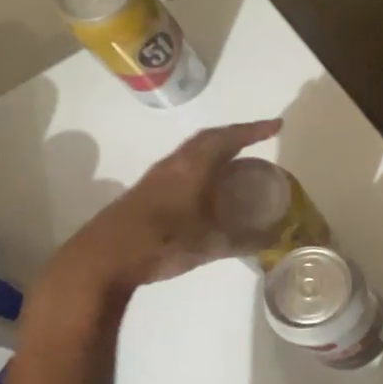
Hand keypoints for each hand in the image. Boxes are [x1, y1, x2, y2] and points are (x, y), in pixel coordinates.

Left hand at [40, 120, 283, 297]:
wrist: (104, 258)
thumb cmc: (163, 243)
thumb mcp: (213, 244)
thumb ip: (247, 240)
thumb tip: (278, 238)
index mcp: (193, 168)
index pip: (227, 139)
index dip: (253, 130)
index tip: (276, 125)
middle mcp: (175, 165)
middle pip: (208, 140)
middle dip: (236, 137)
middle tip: (260, 141)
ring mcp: (158, 178)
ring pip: (193, 154)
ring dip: (218, 152)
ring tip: (239, 164)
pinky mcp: (148, 193)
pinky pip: (184, 169)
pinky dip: (204, 169)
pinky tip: (211, 189)